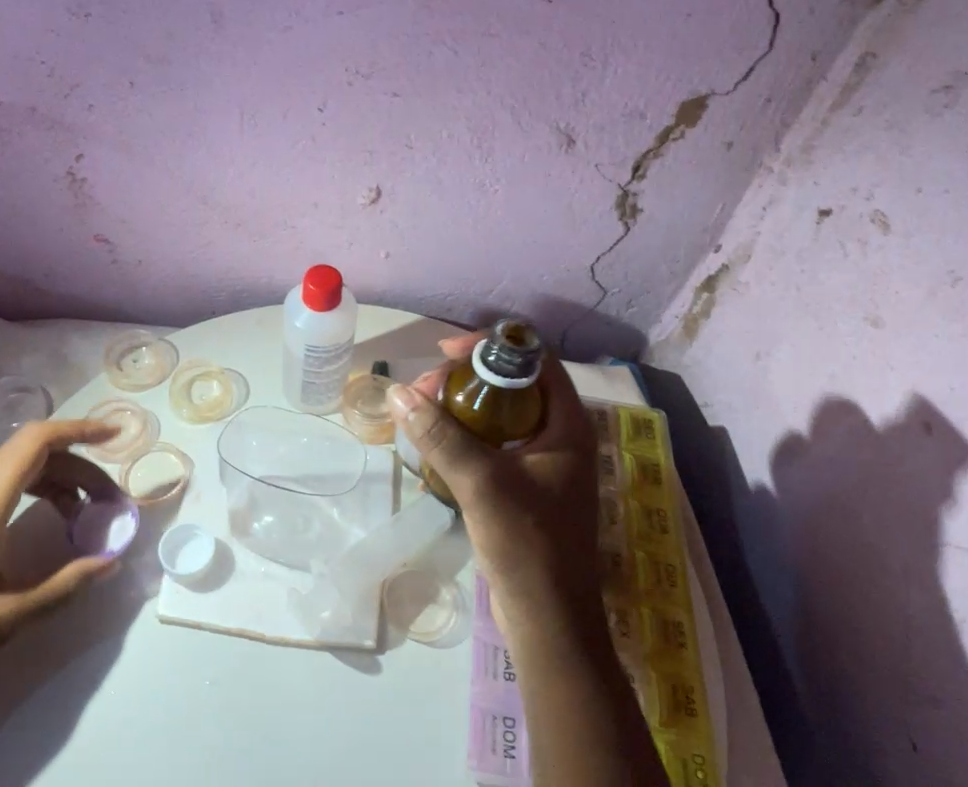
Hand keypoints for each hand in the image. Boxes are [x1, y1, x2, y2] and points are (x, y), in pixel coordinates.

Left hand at [0, 418, 123, 694]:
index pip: (37, 439)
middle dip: (77, 469)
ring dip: (52, 482)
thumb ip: (62, 587)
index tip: (117, 438)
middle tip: (110, 504)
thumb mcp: (1, 619)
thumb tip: (109, 561)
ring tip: (81, 518)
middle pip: (30, 454)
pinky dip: (24, 491)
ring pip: (9, 468)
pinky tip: (35, 519)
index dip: (80, 430)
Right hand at [388, 333, 600, 627]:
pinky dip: (465, 437)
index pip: (535, 361)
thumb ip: (441, 436)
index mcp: (568, 425)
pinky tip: (434, 446)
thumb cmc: (528, 545)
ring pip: (500, 417)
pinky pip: (494, 446)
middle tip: (425, 389)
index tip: (446, 353)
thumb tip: (399, 393)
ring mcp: (544, 465)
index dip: (491, 347)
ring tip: (422, 413)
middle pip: (513, 386)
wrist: (548, 620)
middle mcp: (561, 437)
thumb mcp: (482, 483)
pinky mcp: (526, 489)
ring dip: (462, 408)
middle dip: (467, 379)